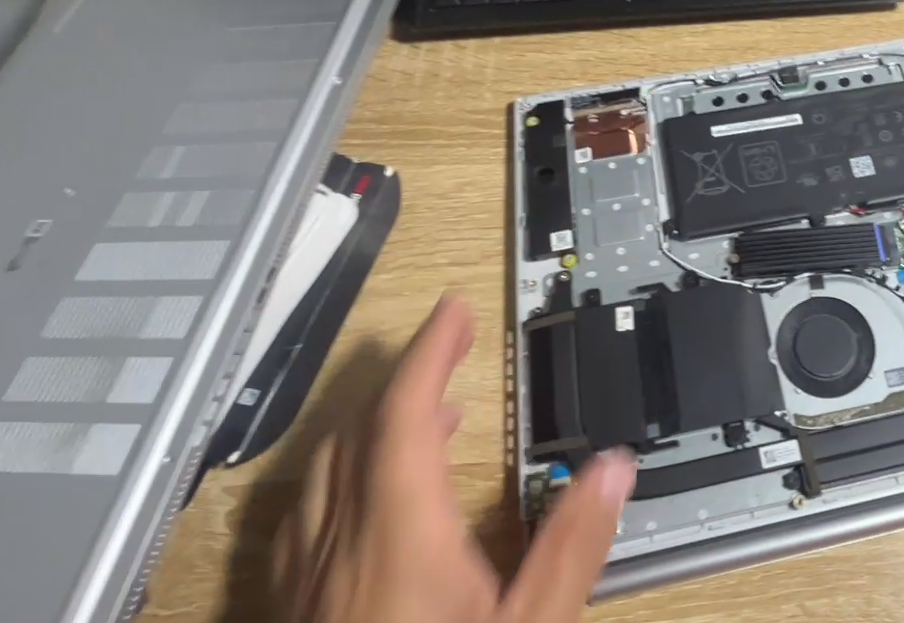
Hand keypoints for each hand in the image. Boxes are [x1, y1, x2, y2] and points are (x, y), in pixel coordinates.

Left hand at [273, 295, 637, 622]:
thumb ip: (570, 546)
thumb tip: (614, 466)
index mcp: (396, 537)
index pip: (402, 414)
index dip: (428, 352)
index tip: (454, 312)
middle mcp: (336, 548)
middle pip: (356, 432)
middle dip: (405, 380)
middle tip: (451, 353)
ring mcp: (302, 587)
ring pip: (323, 474)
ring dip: (374, 427)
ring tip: (429, 420)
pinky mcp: (290, 620)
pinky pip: (306, 521)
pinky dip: (345, 480)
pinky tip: (368, 506)